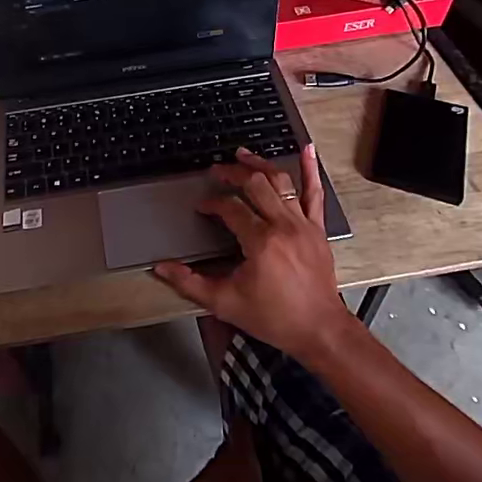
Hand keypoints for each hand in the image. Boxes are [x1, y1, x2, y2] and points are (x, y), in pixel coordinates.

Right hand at [154, 145, 352, 357]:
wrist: (319, 331)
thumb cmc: (275, 318)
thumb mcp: (224, 303)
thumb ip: (189, 283)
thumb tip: (162, 268)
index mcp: (261, 242)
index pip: (230, 208)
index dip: (212, 203)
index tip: (202, 208)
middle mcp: (283, 227)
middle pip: (255, 184)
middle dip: (232, 173)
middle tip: (216, 171)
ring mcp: (304, 225)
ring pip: (281, 182)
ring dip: (260, 165)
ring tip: (243, 155)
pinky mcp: (317, 230)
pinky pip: (315, 194)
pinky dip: (310, 170)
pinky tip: (306, 150)